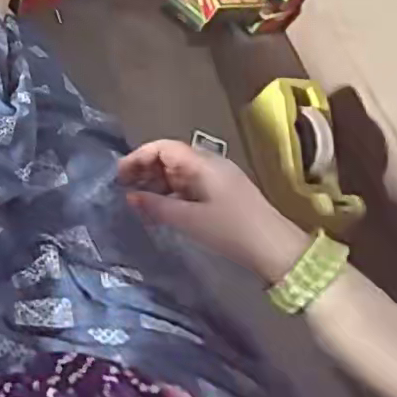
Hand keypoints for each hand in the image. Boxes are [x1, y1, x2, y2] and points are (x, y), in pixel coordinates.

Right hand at [118, 140, 309, 281]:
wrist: (276, 249)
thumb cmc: (231, 230)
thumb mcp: (189, 219)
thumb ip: (157, 206)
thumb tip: (130, 196)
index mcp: (202, 163)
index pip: (163, 148)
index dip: (139, 157)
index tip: (120, 175)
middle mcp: (209, 163)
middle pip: (170, 157)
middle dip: (145, 169)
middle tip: (124, 187)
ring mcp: (217, 177)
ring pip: (179, 171)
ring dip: (157, 181)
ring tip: (138, 199)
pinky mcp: (222, 192)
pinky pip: (189, 183)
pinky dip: (171, 191)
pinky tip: (161, 207)